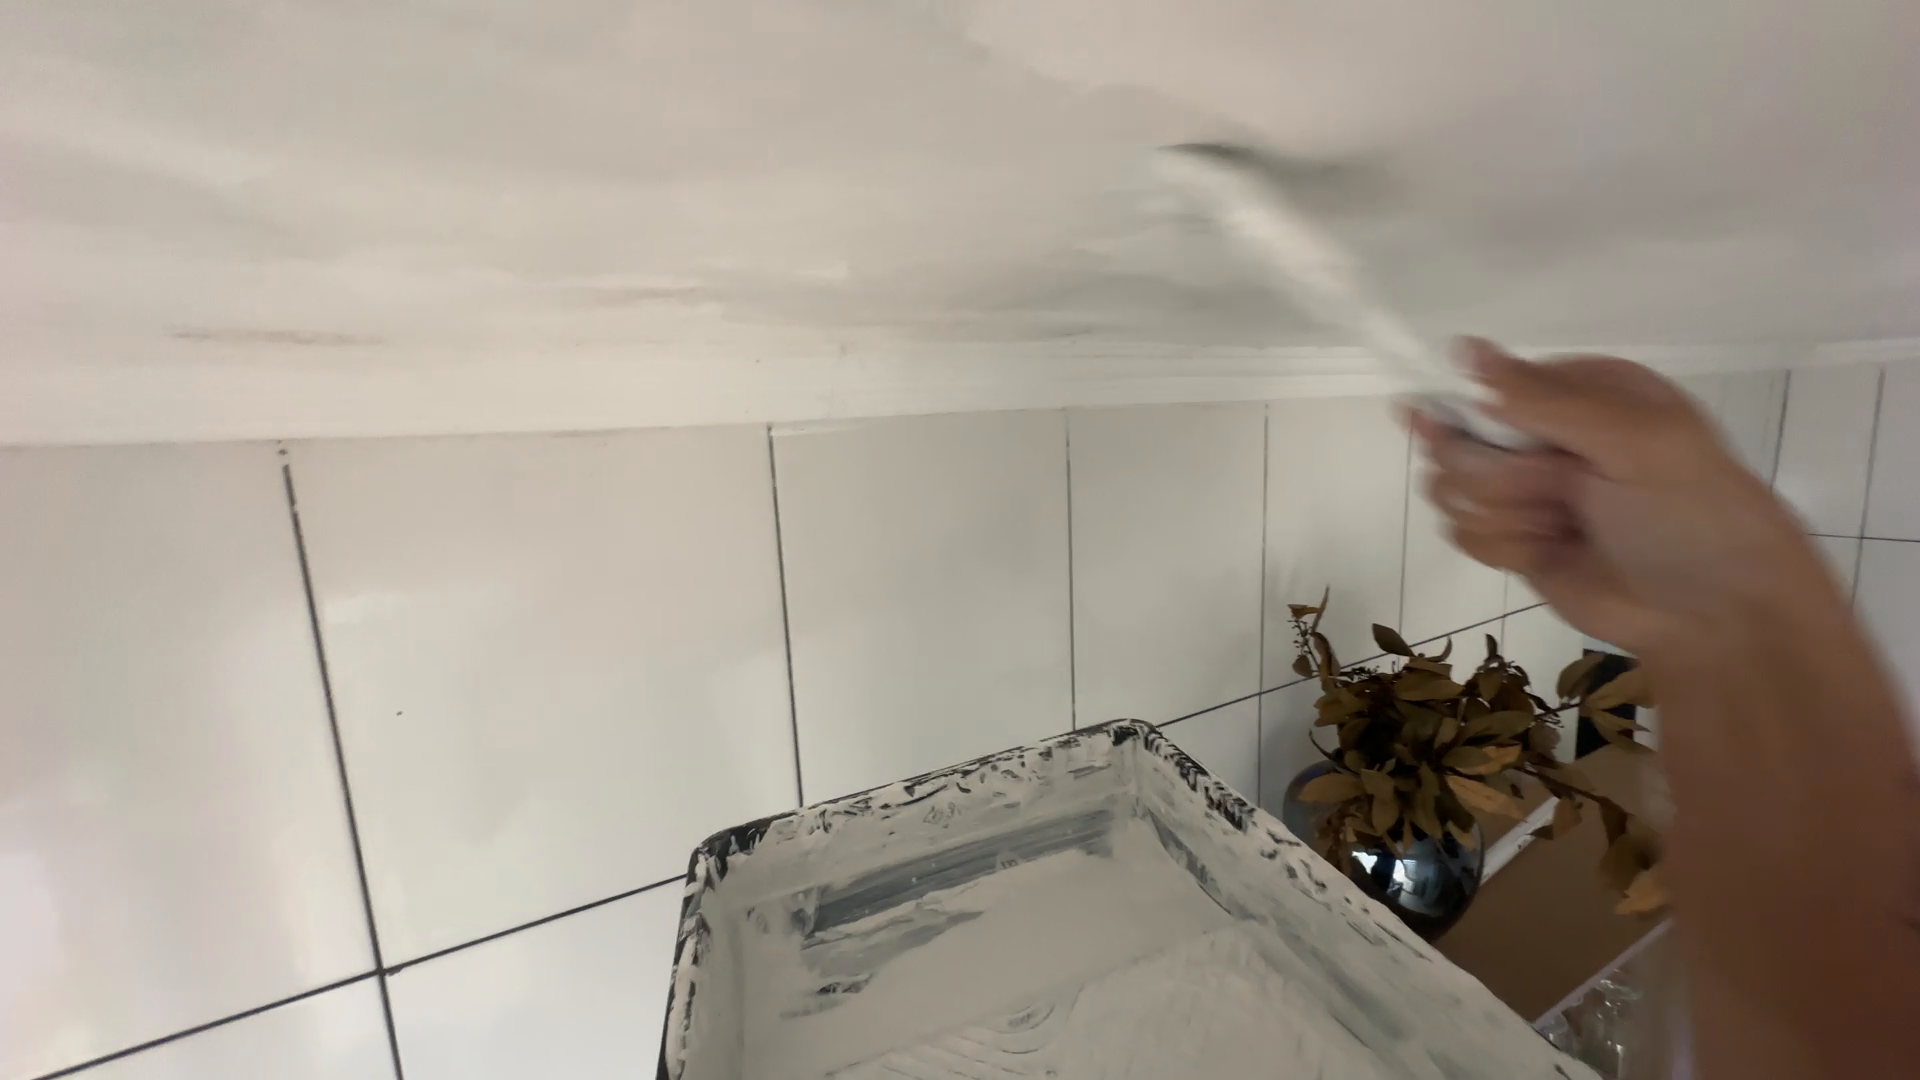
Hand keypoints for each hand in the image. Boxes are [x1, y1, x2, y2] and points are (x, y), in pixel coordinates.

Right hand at [1411, 338, 1825, 652]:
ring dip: (1503, 518)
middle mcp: (1542, 436)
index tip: (1528, 450)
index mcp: (1580, 395)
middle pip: (1453, 445)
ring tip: (1561, 528)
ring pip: (1448, 491)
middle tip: (1560, 494)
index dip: (1490, 424)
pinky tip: (1548, 552)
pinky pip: (1459, 532)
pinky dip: (1503, 548)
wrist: (1709, 615)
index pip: (1485, 390)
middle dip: (1500, 480)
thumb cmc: (1688, 516)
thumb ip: (1541, 398)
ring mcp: (1519, 489)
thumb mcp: (1632, 441)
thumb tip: (1460, 348)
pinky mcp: (1505, 535)